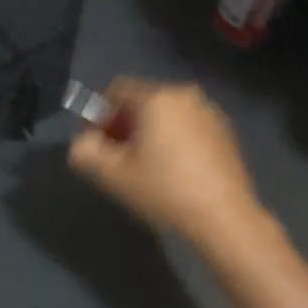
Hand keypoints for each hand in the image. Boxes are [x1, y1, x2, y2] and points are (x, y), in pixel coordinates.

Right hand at [67, 78, 271, 247]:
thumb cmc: (164, 190)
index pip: (115, 90)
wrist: (225, 218)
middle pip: (141, 101)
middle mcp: (184, 95)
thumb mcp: (112, 175)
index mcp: (156, 97)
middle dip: (122, 125)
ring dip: (148, 133)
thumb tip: (81, 144)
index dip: (98, 114)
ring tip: (144, 167)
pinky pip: (186, 126)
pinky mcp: (225, 132)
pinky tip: (172, 171)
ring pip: (165, 114)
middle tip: (116, 158)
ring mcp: (209, 112)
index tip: (96, 144)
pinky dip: (172, 139)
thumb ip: (85, 152)